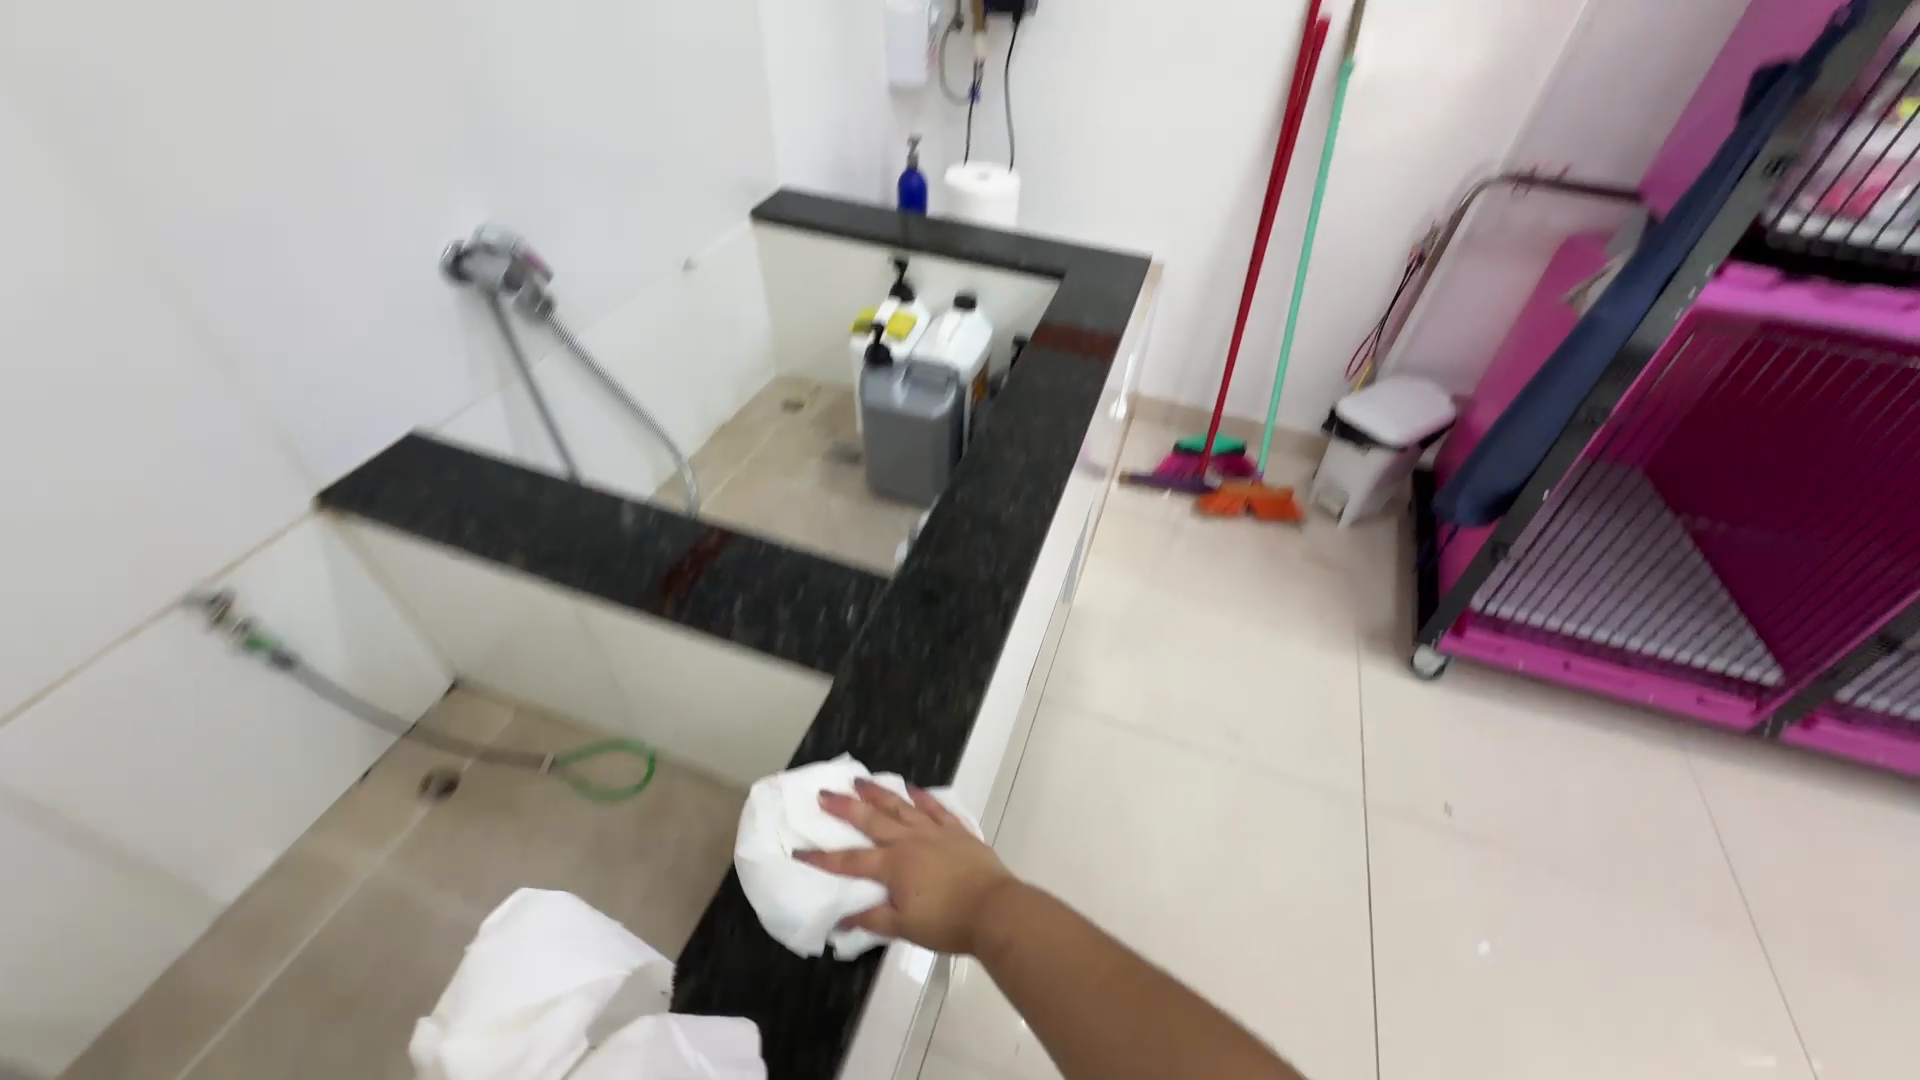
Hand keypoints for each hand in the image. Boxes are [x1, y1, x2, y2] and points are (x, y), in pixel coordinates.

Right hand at [796, 778, 1021, 955]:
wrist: (994, 909)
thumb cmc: (948, 922)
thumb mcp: (905, 928)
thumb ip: (873, 919)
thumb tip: (842, 919)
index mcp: (893, 866)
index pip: (850, 862)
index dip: (823, 858)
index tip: (800, 849)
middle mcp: (910, 841)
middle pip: (872, 821)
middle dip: (845, 808)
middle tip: (825, 793)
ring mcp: (935, 832)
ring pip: (901, 807)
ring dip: (879, 793)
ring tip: (861, 780)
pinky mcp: (957, 831)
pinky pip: (936, 809)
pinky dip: (922, 797)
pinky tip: (912, 788)